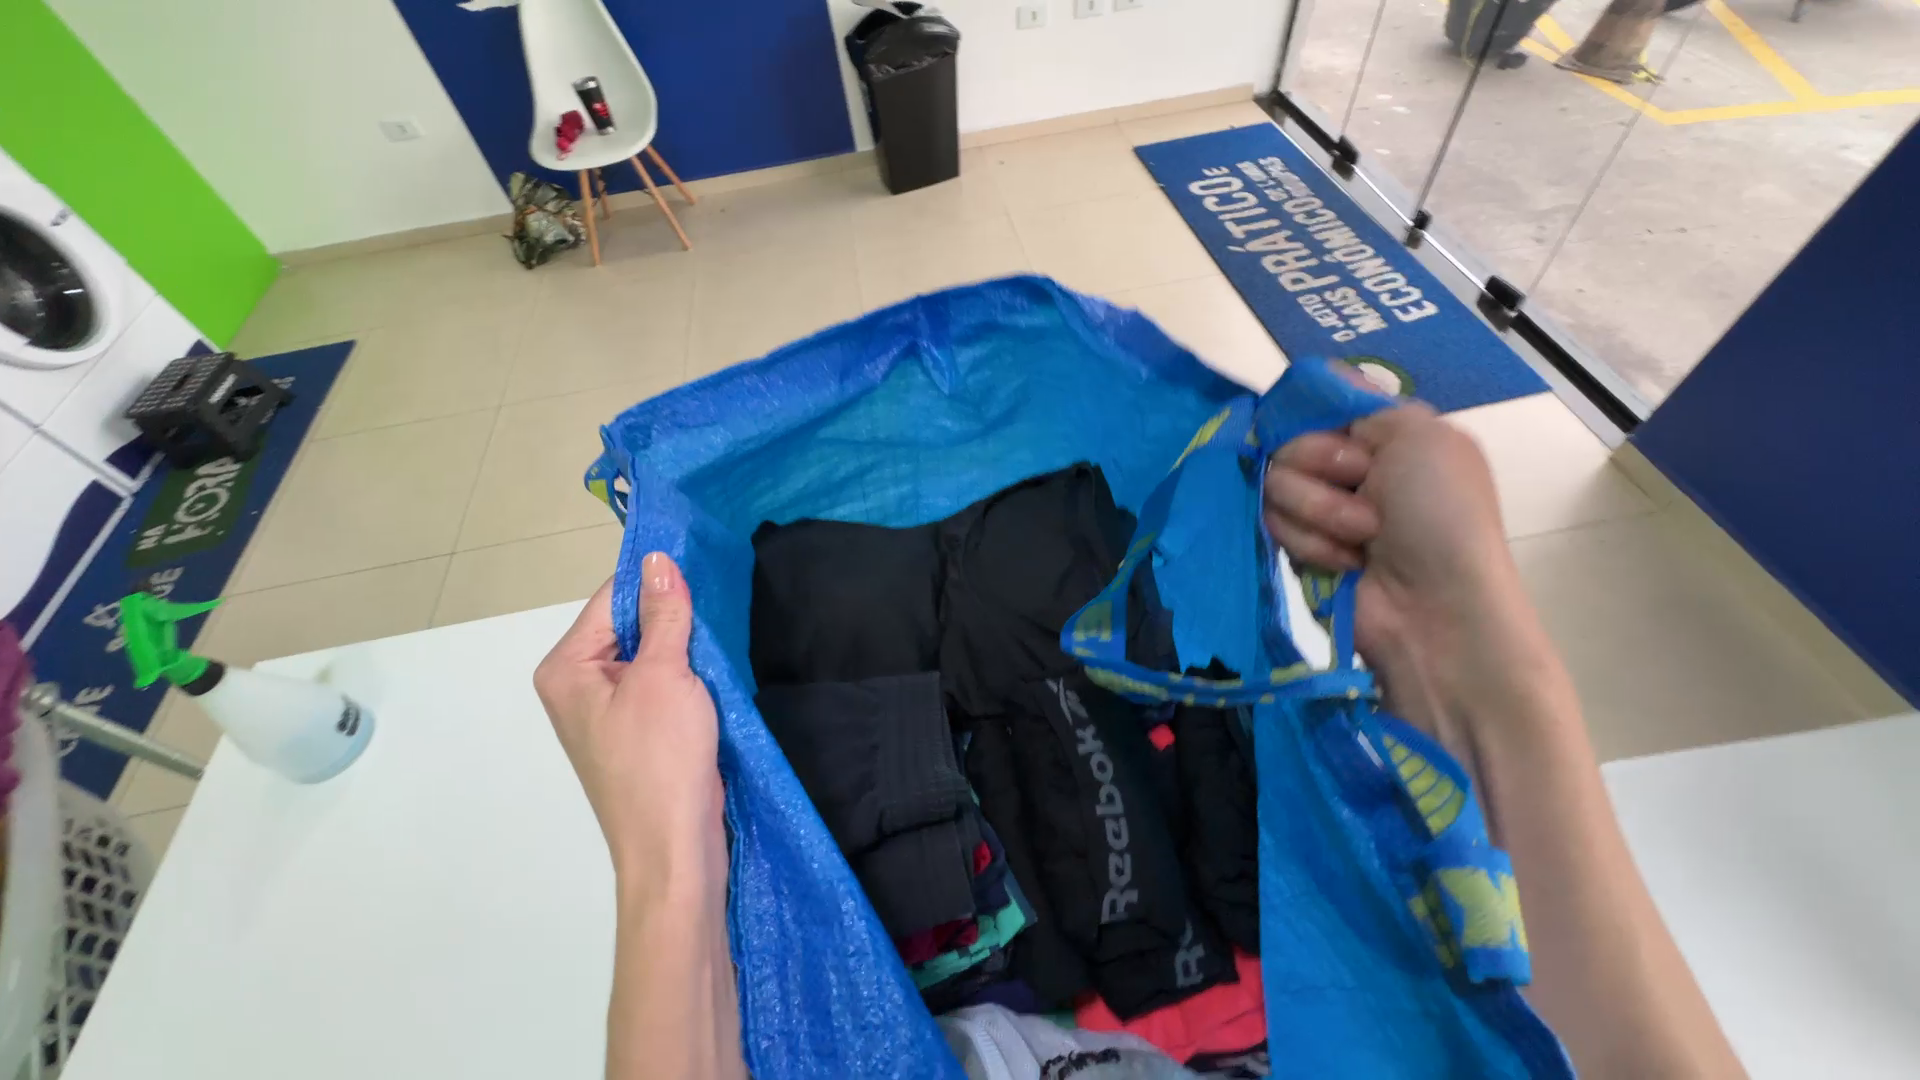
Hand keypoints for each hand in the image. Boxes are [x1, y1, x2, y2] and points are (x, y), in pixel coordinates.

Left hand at [534, 554, 725, 895]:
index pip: (611, 599)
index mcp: (567, 668)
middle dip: (672, 616)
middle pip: (629, 626)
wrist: (674, 846)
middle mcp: (578, 685)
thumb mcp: (665, 675)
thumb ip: (664, 614)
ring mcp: (608, 711)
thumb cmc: (661, 757)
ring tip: (721, 635)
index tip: (702, 566)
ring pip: (650, 655)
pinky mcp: (638, 731)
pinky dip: (688, 674)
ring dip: (684, 646)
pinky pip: (660, 684)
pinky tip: (715, 669)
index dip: (656, 583)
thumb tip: (658, 558)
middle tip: (718, 603)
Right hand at [1264, 401, 1551, 764]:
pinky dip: (1311, 543)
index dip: (1315, 418)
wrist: (1434, 604)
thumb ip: (1361, 402)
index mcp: (1384, 434)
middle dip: (1323, 470)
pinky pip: (1273, 525)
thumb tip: (1317, 382)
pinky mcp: (1301, 545)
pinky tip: (1345, 562)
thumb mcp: (1419, 434)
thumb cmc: (1439, 514)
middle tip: (1365, 491)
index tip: (1342, 438)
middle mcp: (1350, 466)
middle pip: (1288, 443)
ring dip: (1320, 512)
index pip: (1317, 404)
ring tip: (1361, 538)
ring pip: (1275, 485)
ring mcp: (1322, 508)